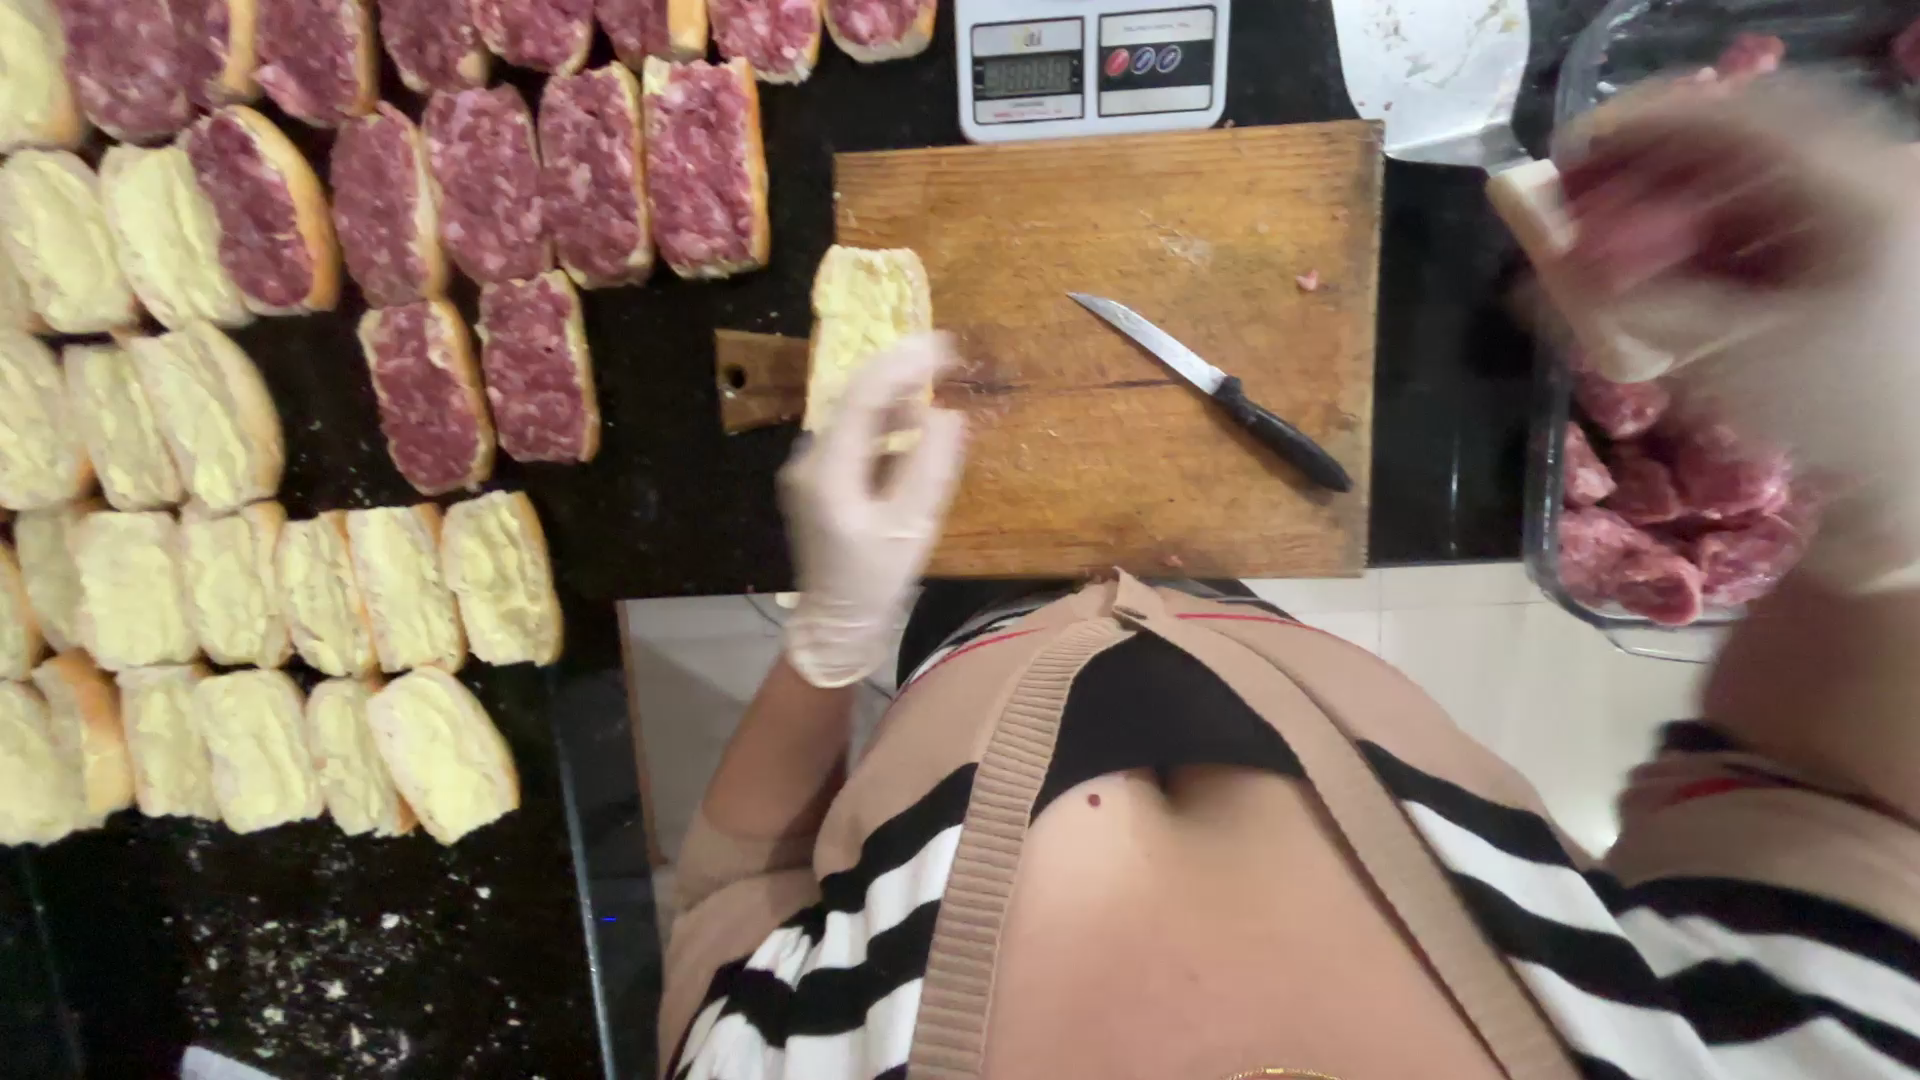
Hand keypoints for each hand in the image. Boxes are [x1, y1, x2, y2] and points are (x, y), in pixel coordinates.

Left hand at [778, 333, 968, 687]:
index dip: (904, 363)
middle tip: (945, 359)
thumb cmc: (875, 581)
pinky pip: (853, 438)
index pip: (864, 396)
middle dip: (900, 374)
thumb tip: (949, 415)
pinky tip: (911, 430)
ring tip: (934, 395)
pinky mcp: (818, 480)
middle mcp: (810, 460)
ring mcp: (809, 470)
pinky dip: (884, 426)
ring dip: (894, 400)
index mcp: (829, 470)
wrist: (836, 622)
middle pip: (855, 399)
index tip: (944, 346)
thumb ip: (930, 467)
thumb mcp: (911, 526)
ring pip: (853, 416)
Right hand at [1556, 76, 1919, 589]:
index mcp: (1868, 193)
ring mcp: (1881, 203)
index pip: (1748, 118)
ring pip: (1756, 169)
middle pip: (1750, 136)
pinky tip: (1661, 248)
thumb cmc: (1838, 409)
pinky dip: (1704, 219)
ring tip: (1605, 220)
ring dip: (1671, 190)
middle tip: (1576, 186)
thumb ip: (1624, 311)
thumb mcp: (1722, 357)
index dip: (1650, 122)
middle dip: (1650, 159)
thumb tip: (1527, 287)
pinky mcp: (1867, 234)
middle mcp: (1886, 177)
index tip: (1571, 147)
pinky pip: (1771, 204)